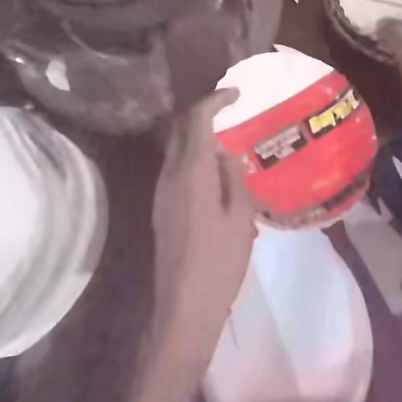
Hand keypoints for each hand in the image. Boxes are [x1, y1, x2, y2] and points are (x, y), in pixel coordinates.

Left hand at [152, 90, 256, 338]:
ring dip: (198, 138)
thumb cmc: (219, 263)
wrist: (183, 308)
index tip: (236, 94)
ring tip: (229, 143)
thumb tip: (227, 154)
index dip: (215, 100)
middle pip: (180, 129)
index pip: (196, 120)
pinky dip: (194, 159)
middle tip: (231, 113)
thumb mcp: (240, 219)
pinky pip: (176, 169)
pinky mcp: (161, 209)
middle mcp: (170, 175)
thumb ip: (235, 178)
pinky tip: (216, 176)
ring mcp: (161, 192)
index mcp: (191, 173)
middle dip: (202, 114)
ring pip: (176, 149)